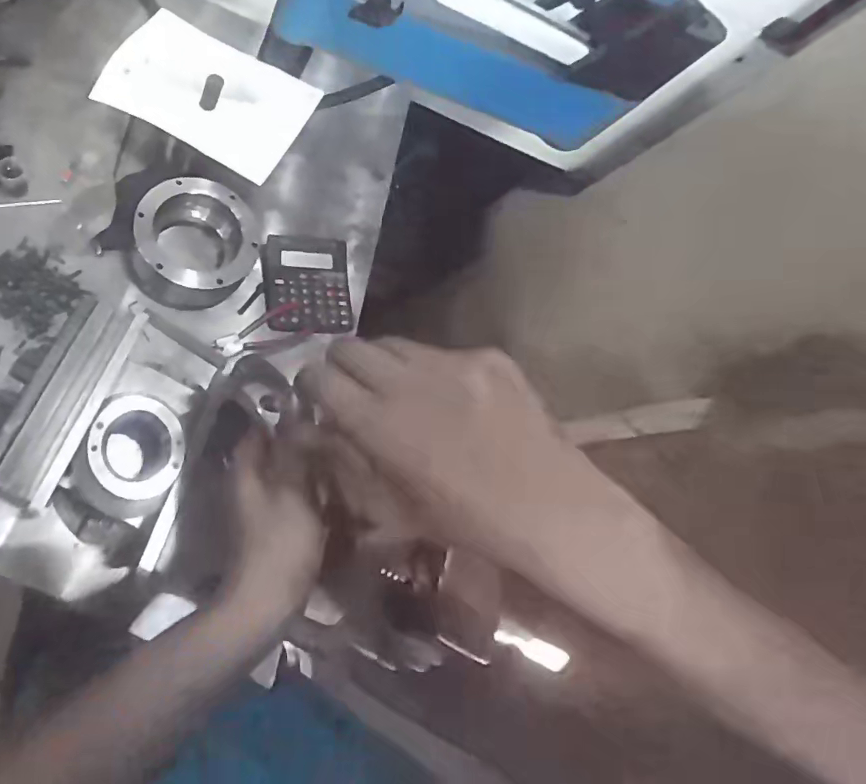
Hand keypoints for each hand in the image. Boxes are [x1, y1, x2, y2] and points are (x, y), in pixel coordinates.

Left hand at [222, 423, 326, 622]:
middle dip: (300, 447)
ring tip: (338, 468)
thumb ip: (293, 454)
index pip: (260, 430)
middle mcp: (246, 483)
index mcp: (246, 469)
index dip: (284, 421)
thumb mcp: (293, 493)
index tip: (314, 417)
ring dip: (306, 471)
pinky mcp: (270, 527)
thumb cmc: (280, 544)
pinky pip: (289, 499)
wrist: (265, 601)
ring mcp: (257, 506)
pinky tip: (331, 500)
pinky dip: (307, 495)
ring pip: (283, 476)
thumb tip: (295, 418)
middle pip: (272, 453)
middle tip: (333, 443)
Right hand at [298, 338, 623, 583]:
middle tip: (354, 389)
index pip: (318, 376)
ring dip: (385, 364)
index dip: (310, 384)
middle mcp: (408, 381)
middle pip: (347, 346)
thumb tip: (309, 429)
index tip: (317, 397)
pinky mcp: (488, 356)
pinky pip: (441, 352)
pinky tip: (456, 400)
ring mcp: (452, 363)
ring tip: (403, 390)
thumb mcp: (392, 505)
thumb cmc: (466, 522)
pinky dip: (435, 371)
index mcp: (379, 422)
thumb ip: (343, 460)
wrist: (556, 512)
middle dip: (341, 365)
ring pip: (392, 343)